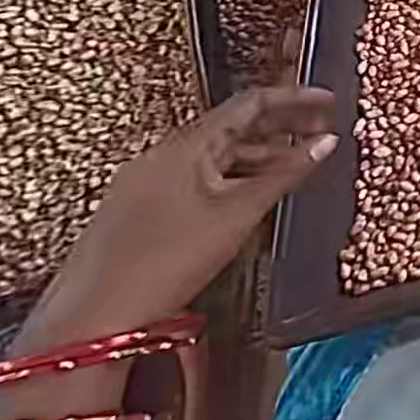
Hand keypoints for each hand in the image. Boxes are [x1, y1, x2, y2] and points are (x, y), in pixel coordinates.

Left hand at [18, 86, 335, 348]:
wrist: (91, 320)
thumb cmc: (167, 259)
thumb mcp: (240, 212)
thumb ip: (288, 173)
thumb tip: (327, 142)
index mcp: (186, 146)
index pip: (250, 104)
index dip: (294, 98)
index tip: (328, 101)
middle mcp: (166, 154)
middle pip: (236, 125)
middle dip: (284, 125)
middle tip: (323, 128)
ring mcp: (152, 180)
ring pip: (221, 153)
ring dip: (264, 153)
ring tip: (301, 161)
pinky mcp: (145, 205)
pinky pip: (204, 175)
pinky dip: (240, 174)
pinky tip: (260, 189)